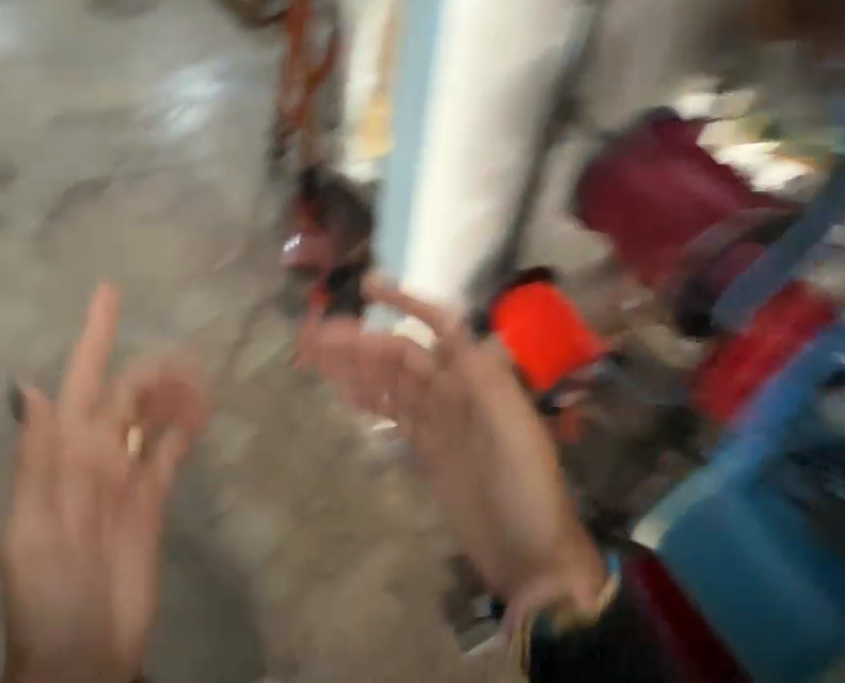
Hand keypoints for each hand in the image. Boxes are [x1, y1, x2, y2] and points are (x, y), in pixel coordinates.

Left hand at [1, 283, 210, 682]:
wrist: (83, 655)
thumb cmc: (47, 592)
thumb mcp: (29, 527)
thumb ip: (35, 457)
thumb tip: (26, 385)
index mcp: (61, 454)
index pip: (79, 382)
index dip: (93, 338)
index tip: (109, 292)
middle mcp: (93, 455)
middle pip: (126, 393)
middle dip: (153, 368)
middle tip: (191, 357)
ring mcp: (124, 476)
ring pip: (151, 414)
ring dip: (173, 392)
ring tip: (202, 382)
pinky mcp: (152, 499)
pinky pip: (169, 451)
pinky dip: (183, 429)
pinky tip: (198, 416)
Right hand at [298, 277, 606, 621]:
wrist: (530, 555)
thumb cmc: (526, 488)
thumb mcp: (512, 430)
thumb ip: (482, 375)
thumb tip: (451, 323)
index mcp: (478, 376)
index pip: (439, 326)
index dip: (407, 303)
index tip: (369, 288)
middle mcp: (455, 389)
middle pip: (401, 353)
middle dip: (361, 340)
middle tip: (314, 334)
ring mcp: (439, 419)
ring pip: (390, 380)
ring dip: (355, 365)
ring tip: (314, 354)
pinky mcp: (427, 448)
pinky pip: (391, 412)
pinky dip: (366, 397)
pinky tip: (340, 389)